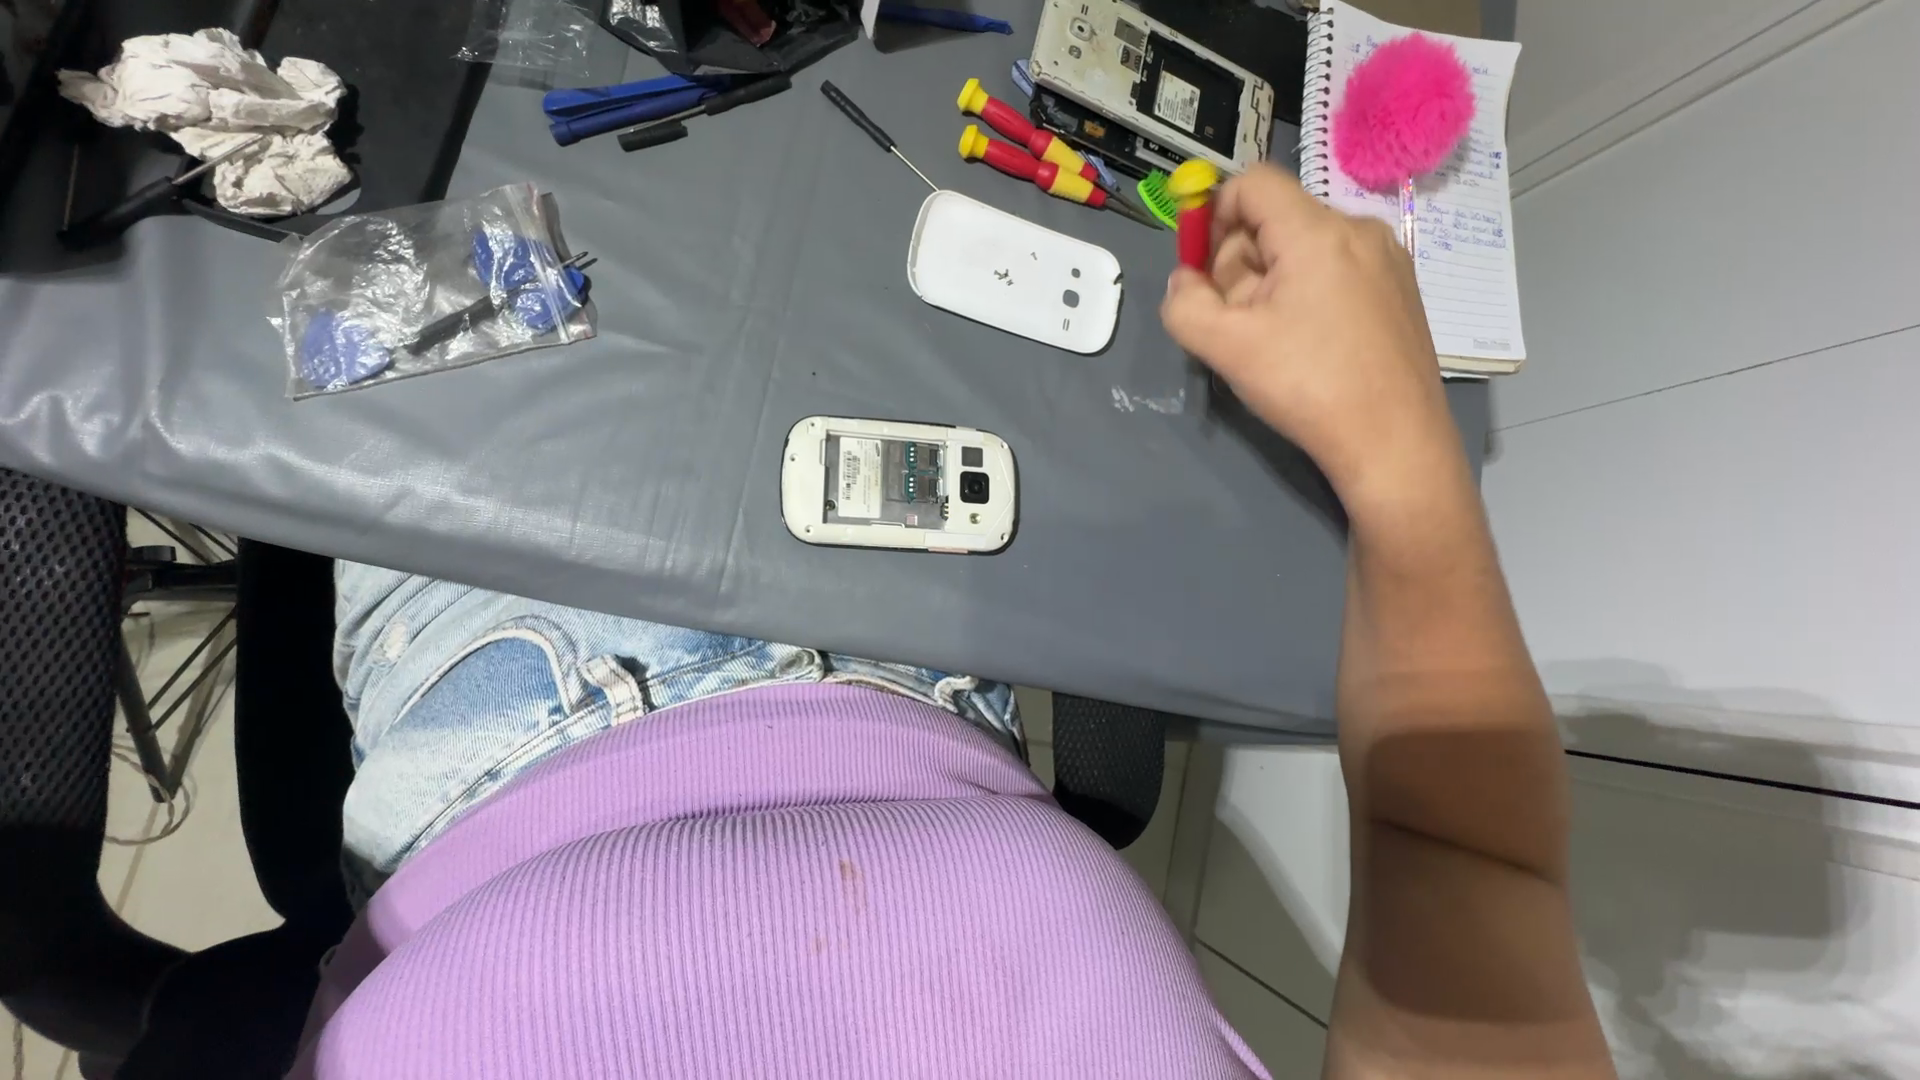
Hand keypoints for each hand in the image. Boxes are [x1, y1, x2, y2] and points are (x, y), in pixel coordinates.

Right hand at [1160, 165, 1466, 517]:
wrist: (1393, 441)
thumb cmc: (1307, 386)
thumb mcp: (1226, 347)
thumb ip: (1184, 305)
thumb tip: (1182, 282)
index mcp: (1317, 231)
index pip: (1252, 183)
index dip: (1213, 215)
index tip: (1199, 269)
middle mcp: (1358, 230)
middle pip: (1275, 220)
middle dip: (1237, 262)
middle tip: (1231, 320)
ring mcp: (1385, 260)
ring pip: (1302, 250)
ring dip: (1267, 284)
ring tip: (1266, 341)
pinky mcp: (1396, 291)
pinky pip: (1332, 273)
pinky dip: (1302, 296)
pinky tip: (1302, 345)